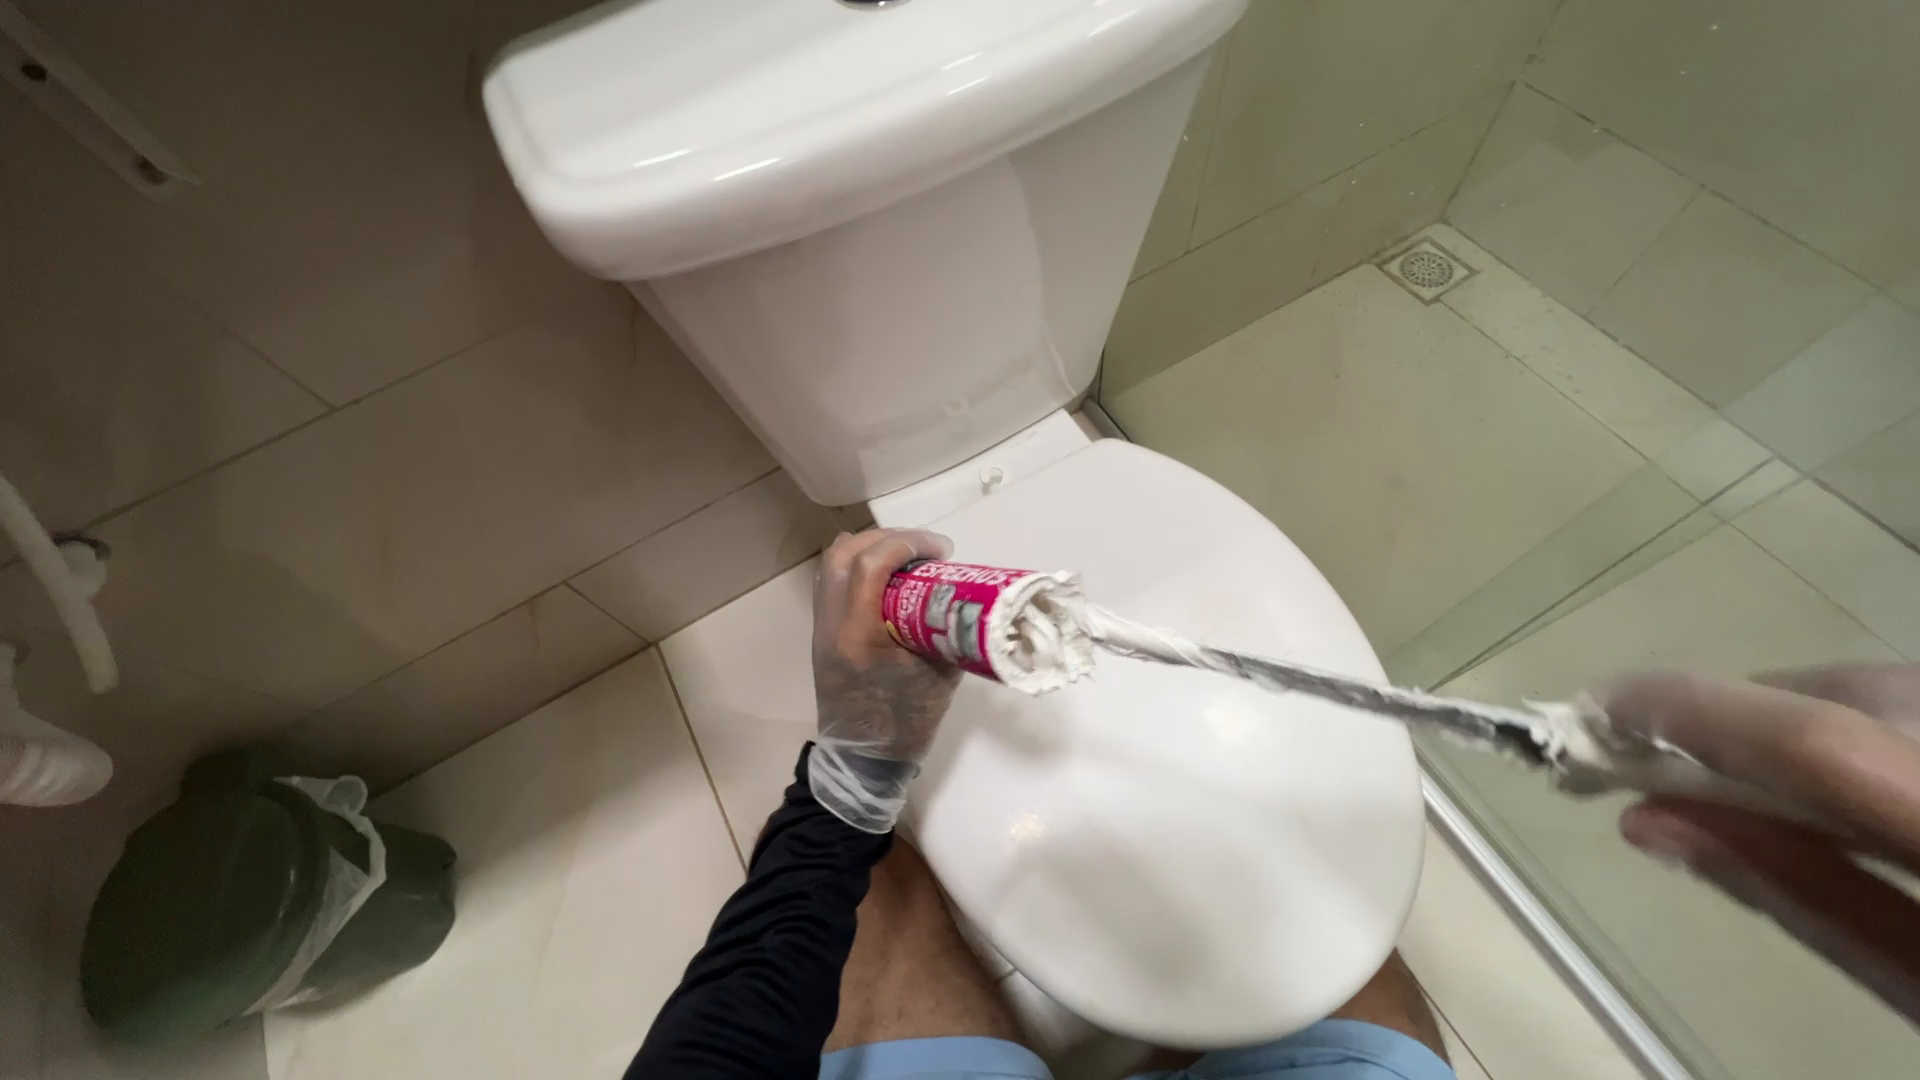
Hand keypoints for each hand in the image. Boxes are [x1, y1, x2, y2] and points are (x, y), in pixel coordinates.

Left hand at [808, 529, 963, 832]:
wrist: (864, 760)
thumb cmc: (906, 722)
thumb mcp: (940, 674)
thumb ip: (948, 629)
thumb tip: (965, 595)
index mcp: (860, 635)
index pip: (872, 565)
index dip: (908, 544)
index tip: (941, 550)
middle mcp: (832, 624)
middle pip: (845, 553)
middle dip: (887, 538)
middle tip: (924, 548)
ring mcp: (821, 628)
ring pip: (833, 564)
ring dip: (869, 548)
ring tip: (905, 556)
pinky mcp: (821, 633)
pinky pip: (831, 582)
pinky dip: (857, 566)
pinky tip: (886, 577)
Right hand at [1604, 664, 1919, 1020]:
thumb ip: (1796, 894)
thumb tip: (1643, 818)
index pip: (1818, 744)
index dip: (1685, 710)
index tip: (1588, 710)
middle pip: (1858, 692)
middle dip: (1729, 709)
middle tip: (1644, 750)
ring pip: (1889, 683)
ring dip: (1787, 710)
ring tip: (1733, 765)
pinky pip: (1911, 702)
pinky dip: (1854, 717)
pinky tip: (1828, 771)